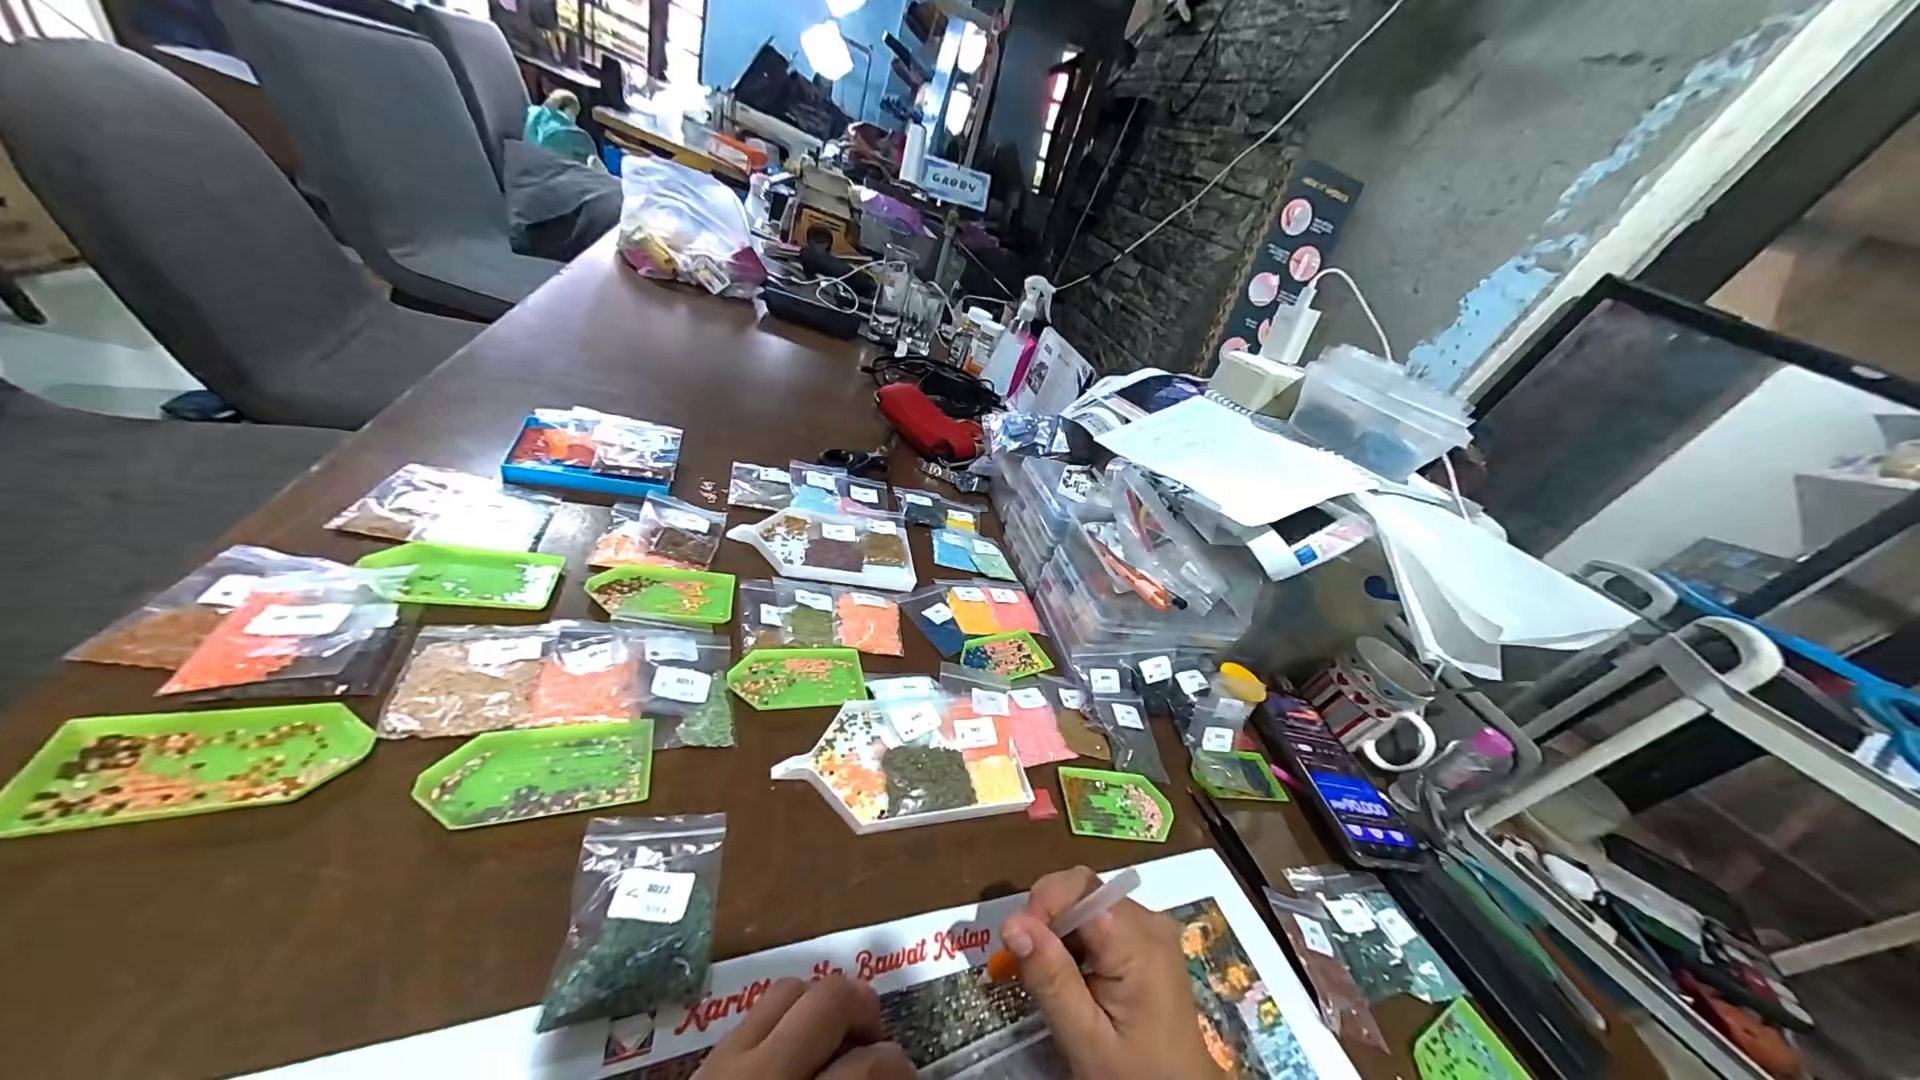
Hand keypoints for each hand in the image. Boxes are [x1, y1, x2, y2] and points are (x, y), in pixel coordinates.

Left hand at [691, 974, 914, 1079]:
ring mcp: (726, 1064)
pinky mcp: (704, 1063)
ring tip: (836, 1041)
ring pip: (792, 989)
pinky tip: (796, 1053)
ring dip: (824, 1006)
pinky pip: (756, 1012)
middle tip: (876, 1048)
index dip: (900, 1070)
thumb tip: (889, 1077)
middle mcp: (763, 1077)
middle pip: (832, 998)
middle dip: (867, 1012)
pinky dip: (787, 1019)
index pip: (869, 1067)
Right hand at [1001, 866, 1220, 1078]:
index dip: (1042, 905)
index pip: (1079, 888)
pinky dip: (1076, 937)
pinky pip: (1101, 918)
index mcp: (1139, 941)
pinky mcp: (1148, 940)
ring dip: (1059, 928)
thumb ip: (1051, 978)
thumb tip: (1012, 922)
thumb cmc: (1135, 1077)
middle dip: (1047, 918)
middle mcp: (1149, 920)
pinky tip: (1072, 975)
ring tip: (1049, 977)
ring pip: (1088, 902)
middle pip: (1083, 891)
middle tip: (1028, 965)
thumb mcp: (1086, 1040)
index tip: (1017, 944)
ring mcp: (1152, 928)